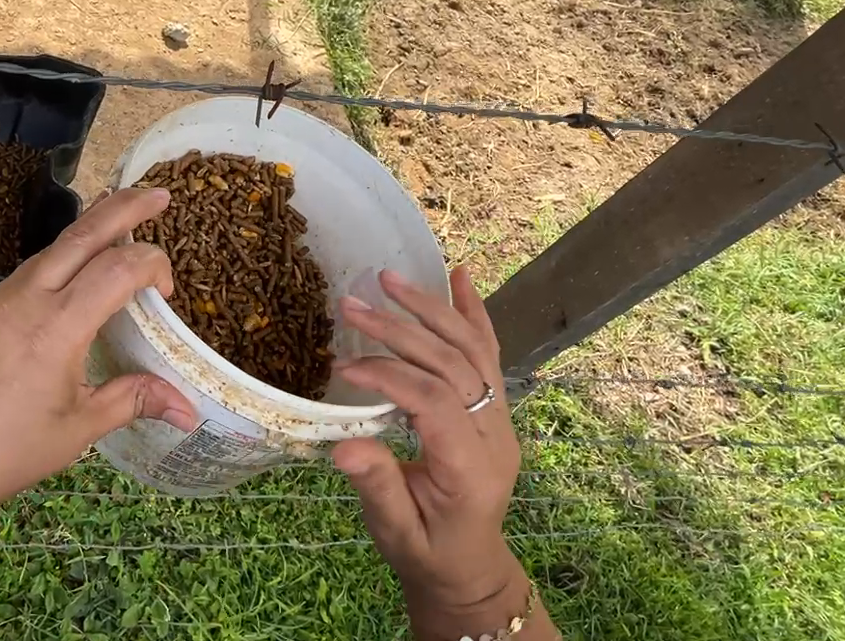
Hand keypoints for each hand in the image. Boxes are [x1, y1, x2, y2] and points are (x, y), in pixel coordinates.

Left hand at [0, 187, 198, 525]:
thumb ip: (134, 399)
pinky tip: (78, 268)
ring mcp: (1, 295)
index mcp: (56, 327)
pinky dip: (65, 255)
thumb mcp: (80, 428)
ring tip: (124, 220)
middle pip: (83, 233)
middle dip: (125, 206)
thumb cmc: (10, 450)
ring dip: (92, 227)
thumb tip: (190, 409)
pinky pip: (33, 266)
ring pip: (55, 245)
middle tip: (159, 194)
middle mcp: (27, 297)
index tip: (167, 292)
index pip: (116, 269)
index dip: (151, 266)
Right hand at [331, 267, 528, 626]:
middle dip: (400, 330)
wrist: (470, 567)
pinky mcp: (496, 405)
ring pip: (472, 348)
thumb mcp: (395, 532)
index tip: (344, 365)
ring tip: (388, 278)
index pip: (435, 403)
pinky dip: (473, 312)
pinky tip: (458, 277)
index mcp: (470, 468)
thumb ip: (378, 487)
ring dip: (430, 308)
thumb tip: (343, 448)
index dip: (389, 376)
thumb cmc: (427, 550)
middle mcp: (495, 433)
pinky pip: (488, 352)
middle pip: (453, 365)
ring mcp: (501, 416)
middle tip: (351, 304)